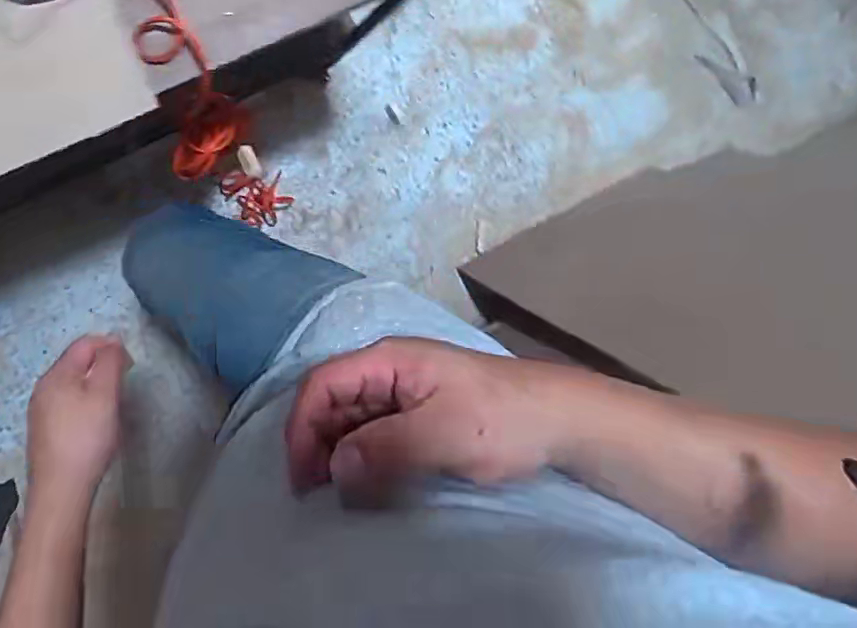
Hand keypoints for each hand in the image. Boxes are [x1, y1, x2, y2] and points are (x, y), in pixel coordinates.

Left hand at [26, 335, 131, 506]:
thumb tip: (113, 342)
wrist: (60, 493)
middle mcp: (43, 388)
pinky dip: (86, 406)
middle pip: (79, 363)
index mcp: (56, 374)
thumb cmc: (86, 438)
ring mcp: (40, 412)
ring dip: (97, 388)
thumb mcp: (105, 393)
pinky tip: (96, 427)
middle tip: (124, 388)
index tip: (130, 365)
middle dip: (105, 368)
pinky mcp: (44, 432)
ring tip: (114, 408)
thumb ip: (110, 361)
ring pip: (75, 385)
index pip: (85, 343)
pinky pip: (69, 405)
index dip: (111, 346)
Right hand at [284, 337, 576, 501]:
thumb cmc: (499, 418)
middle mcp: (386, 370)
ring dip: (336, 455)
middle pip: (331, 401)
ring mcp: (401, 392)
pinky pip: (372, 433)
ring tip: (338, 496)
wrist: (554, 419)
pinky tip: (365, 485)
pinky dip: (360, 459)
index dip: (302, 426)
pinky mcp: (414, 414)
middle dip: (316, 444)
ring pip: (349, 419)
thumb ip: (385, 447)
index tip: (302, 477)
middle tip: (317, 496)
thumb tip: (334, 467)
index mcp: (386, 360)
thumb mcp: (442, 434)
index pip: (322, 383)